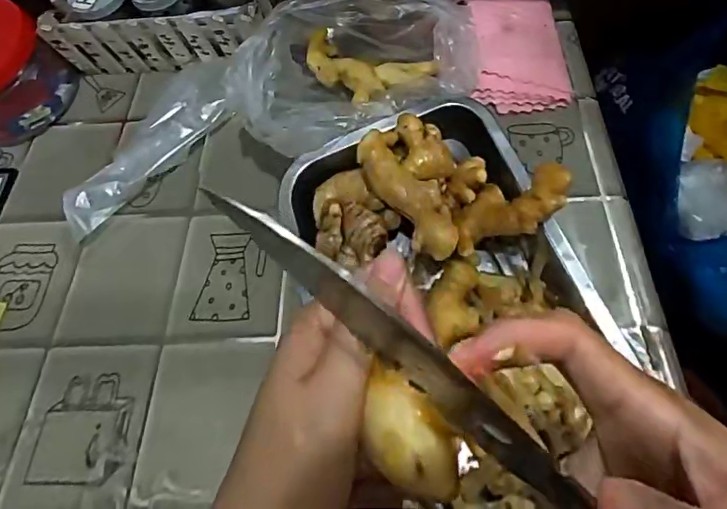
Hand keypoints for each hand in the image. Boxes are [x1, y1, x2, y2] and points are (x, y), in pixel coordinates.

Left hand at [215, 250, 429, 508]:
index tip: (431, 346)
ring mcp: (348, 401)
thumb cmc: (292, 463)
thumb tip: (392, 256)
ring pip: (403, 387)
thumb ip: (364, 327)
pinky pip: (398, 428)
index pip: (377, 292)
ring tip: (425, 438)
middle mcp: (335, 357)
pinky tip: (406, 469)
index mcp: (321, 330)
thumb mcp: (330, 391)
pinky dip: (409, 448)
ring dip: (418, 413)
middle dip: (419, 370)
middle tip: (434, 401)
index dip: (408, 312)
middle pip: (396, 341)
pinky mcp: (359, 439)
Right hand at [450, 312, 726, 508]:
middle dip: (488, 388)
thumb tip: (599, 489)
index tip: (460, 361)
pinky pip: (559, 481)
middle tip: (436, 415)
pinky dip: (526, 483)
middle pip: (539, 386)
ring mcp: (615, 464)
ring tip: (456, 462)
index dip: (511, 335)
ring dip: (502, 450)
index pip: (568, 340)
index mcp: (647, 403)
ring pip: (543, 446)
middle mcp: (621, 423)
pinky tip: (497, 489)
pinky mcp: (615, 491)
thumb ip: (671, 502)